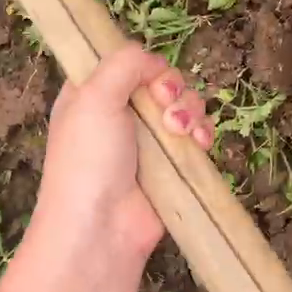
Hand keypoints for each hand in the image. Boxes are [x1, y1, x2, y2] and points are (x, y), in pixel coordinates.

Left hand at [33, 45, 213, 260]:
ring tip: (182, 131)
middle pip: (162, 80)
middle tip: (166, 106)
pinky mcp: (170, 163)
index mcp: (92, 93)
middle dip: (173, 89)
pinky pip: (197, 133)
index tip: (148, 78)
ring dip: (190, 110)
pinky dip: (203, 132)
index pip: (127, 61)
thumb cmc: (88, 160)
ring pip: (184, 104)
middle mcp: (119, 113)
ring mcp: (147, 140)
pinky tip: (200, 143)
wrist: (101, 230)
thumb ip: (125, 63)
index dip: (144, 65)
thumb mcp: (94, 97)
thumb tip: (154, 61)